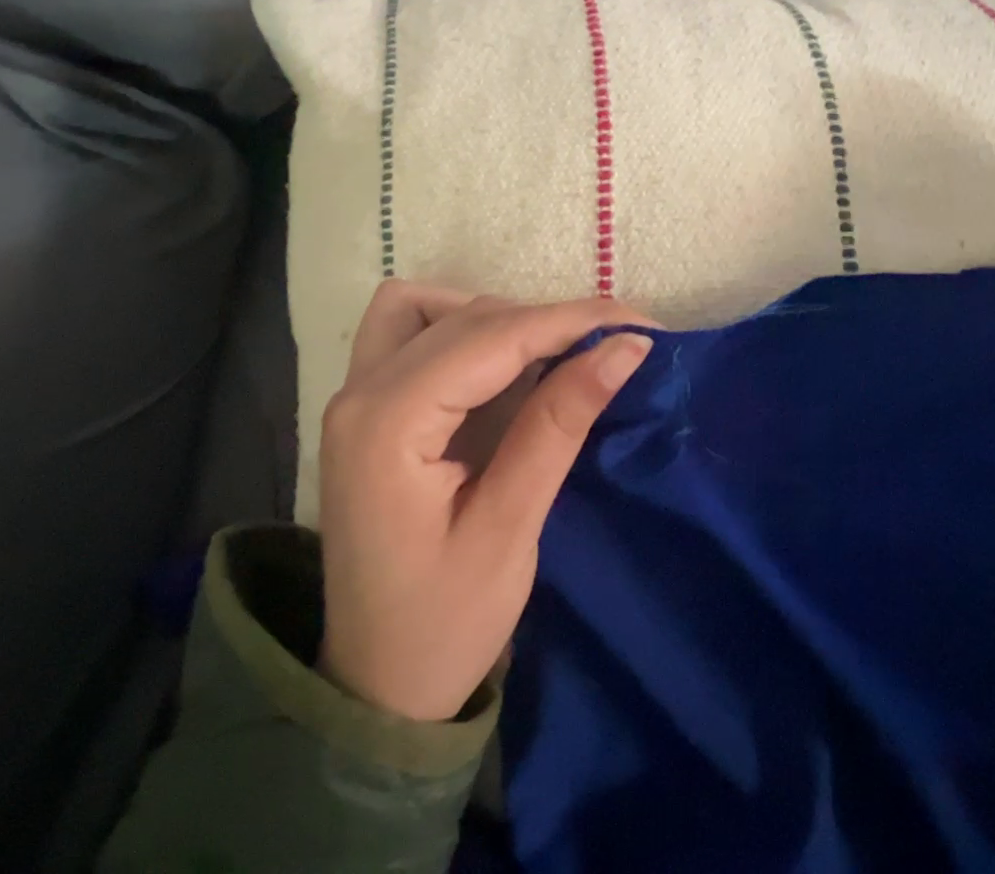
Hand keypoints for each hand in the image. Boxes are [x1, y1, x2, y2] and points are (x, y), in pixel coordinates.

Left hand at [316, 280, 655, 721]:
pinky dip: (459, 334)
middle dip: (542, 320)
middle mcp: (357, 394)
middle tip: (614, 347)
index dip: (569, 322)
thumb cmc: (445, 623)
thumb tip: (622, 349)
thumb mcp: (509, 528)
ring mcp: (352, 400)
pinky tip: (502, 368)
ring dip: (492, 319)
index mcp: (386, 424)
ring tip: (555, 355)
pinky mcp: (365, 415)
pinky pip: (408, 339)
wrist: (377, 681)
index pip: (488, 339)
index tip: (641, 322)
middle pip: (457, 319)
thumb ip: (556, 427)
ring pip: (423, 312)